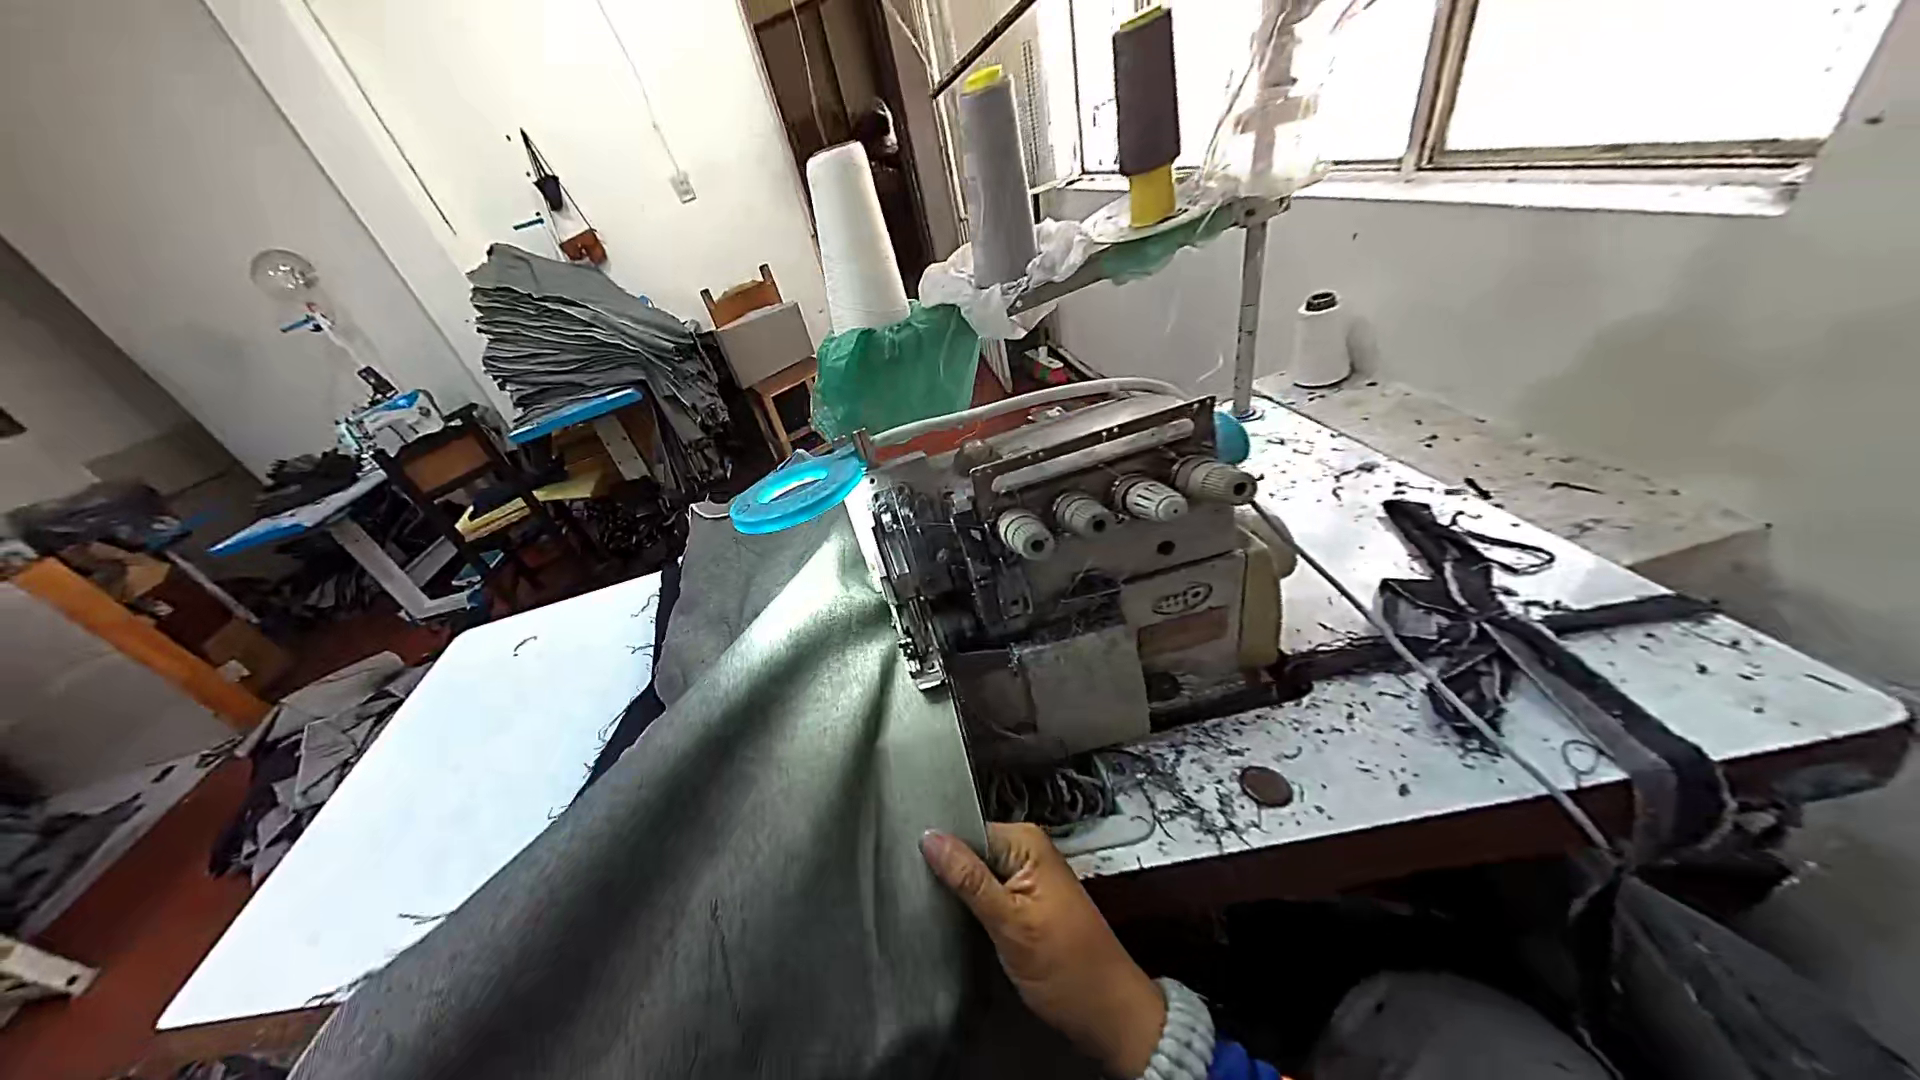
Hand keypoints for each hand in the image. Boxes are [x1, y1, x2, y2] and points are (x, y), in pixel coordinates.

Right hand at [921, 823, 1165, 1076]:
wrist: (1106, 1013)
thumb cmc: (1067, 968)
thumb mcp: (1010, 922)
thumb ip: (969, 878)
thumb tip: (930, 838)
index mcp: (1026, 841)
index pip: (967, 827)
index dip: (940, 846)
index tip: (910, 863)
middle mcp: (1026, 851)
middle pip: (969, 849)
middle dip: (947, 870)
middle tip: (922, 893)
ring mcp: (1025, 877)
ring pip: (974, 873)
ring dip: (957, 891)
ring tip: (935, 908)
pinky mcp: (1022, 902)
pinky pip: (985, 892)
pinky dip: (970, 906)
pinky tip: (956, 920)